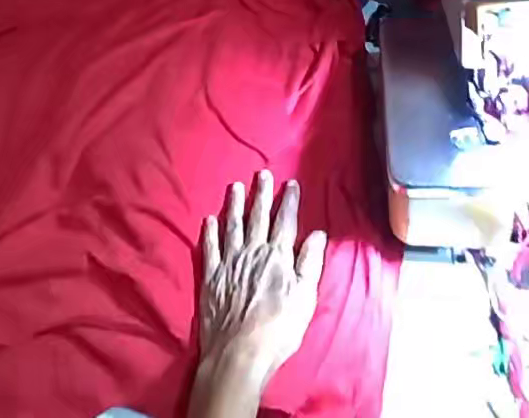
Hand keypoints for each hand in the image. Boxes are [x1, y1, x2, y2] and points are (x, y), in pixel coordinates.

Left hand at [194, 171, 326, 393]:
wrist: (239, 354)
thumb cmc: (278, 330)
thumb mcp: (305, 298)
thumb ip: (310, 263)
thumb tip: (318, 233)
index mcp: (277, 257)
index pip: (285, 221)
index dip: (289, 201)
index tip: (291, 183)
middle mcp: (252, 252)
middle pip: (258, 217)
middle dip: (261, 193)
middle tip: (262, 173)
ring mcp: (229, 262)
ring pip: (233, 226)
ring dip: (235, 205)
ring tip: (235, 187)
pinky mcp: (211, 276)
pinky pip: (210, 249)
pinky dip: (209, 233)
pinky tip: (209, 219)